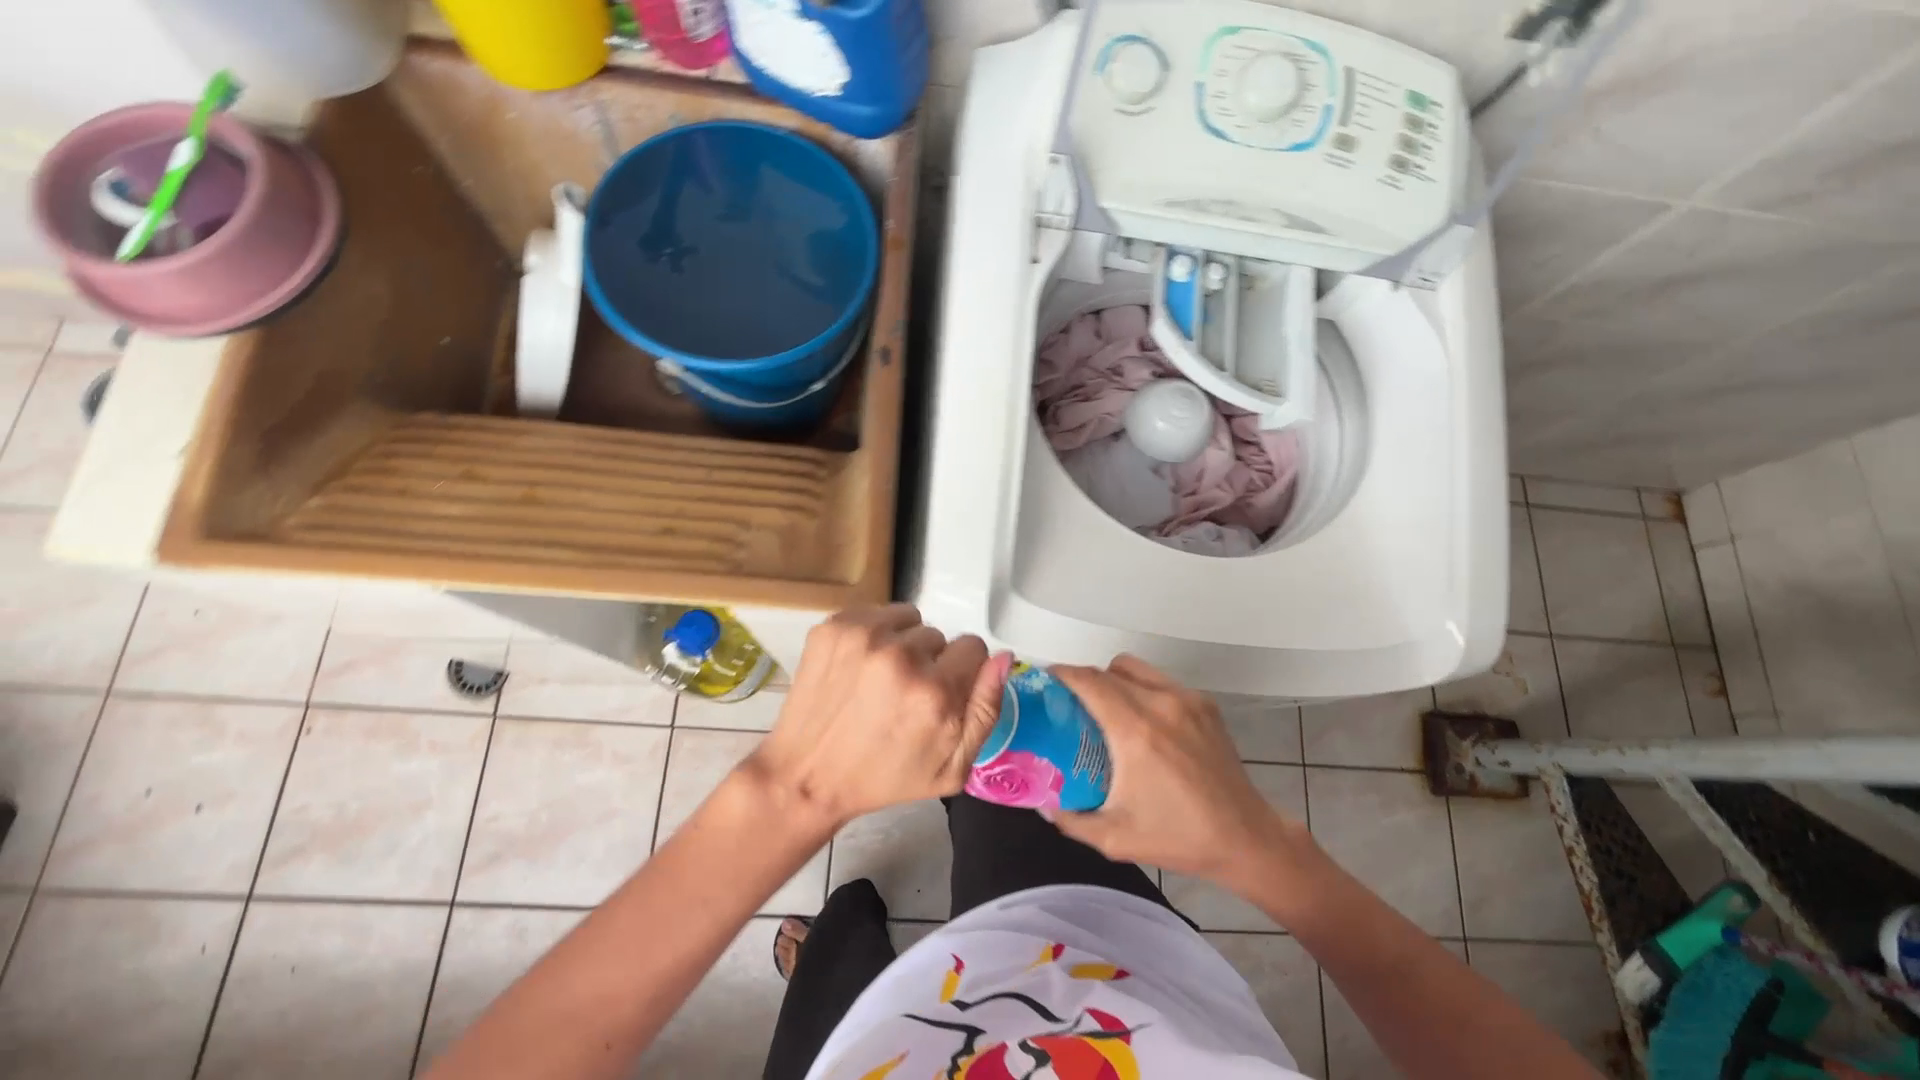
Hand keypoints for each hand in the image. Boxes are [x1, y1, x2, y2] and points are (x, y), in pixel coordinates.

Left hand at [744, 604, 1011, 831]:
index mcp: (936, 691)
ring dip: (903, 643)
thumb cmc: (885, 778)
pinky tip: (861, 668)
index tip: (941, 695)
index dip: (961, 673)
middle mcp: (902, 655)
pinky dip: (875, 634)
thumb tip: (1003, 657)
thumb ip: (986, 709)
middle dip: (930, 661)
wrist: (808, 775)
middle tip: (905, 696)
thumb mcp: (953, 768)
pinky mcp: (834, 627)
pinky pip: (876, 613)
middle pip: (939, 636)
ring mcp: (864, 636)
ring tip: (882, 680)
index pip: (974, 648)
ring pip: (910, 619)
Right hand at [1049, 656, 1315, 887]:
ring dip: (1113, 680)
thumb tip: (1043, 801)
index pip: (1089, 681)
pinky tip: (1140, 723)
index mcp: (1136, 731)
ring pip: (1136, 669)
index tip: (1044, 683)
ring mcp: (1187, 701)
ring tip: (1104, 710)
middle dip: (1083, 681)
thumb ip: (1070, 819)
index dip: (1061, 675)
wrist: (1245, 838)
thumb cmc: (1179, 838)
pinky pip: (1161, 683)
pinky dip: (1142, 691)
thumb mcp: (1113, 837)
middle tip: (1069, 705)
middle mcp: (1161, 704)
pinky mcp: (1206, 707)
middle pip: (1109, 670)